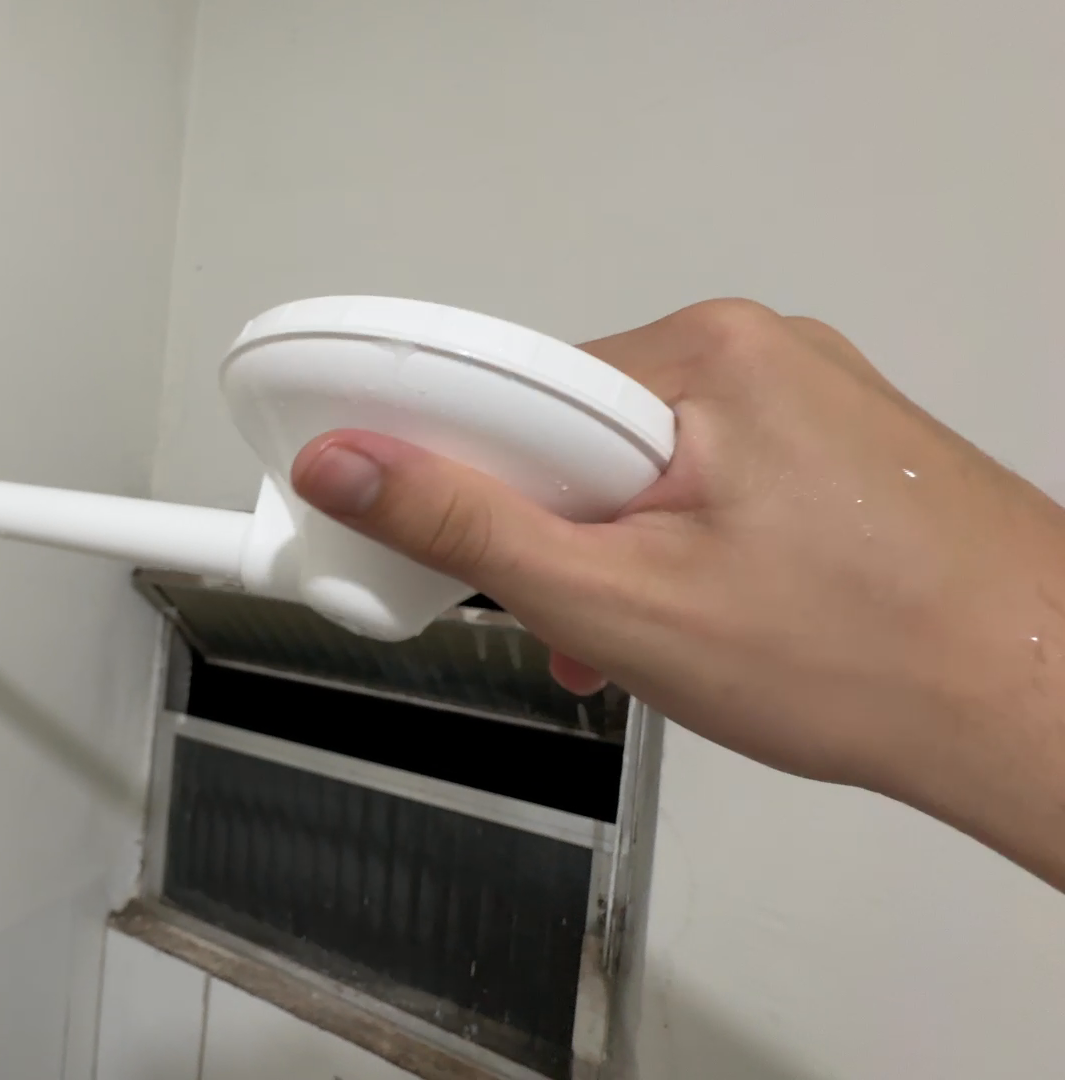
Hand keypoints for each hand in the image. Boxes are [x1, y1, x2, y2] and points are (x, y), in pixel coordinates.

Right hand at [291, 300, 1064, 880]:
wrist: (1053, 720)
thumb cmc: (853, 661)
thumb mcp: (603, 599)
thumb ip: (456, 525)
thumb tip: (340, 466)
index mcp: (697, 356)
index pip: (510, 392)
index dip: (463, 474)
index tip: (465, 546)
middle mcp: (741, 353)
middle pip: (556, 429)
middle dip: (535, 524)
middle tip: (562, 601)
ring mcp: (779, 395)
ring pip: (606, 461)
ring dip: (585, 541)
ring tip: (620, 620)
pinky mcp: (798, 441)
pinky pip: (666, 474)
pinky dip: (639, 538)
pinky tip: (663, 603)